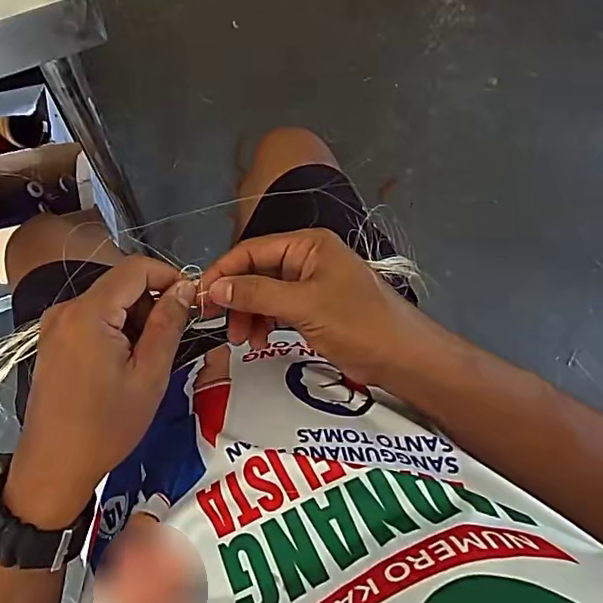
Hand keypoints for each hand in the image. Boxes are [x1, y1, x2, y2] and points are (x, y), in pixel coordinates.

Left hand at [7, 257, 193, 528]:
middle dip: (153, 303)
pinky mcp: (52, 342)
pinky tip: (124, 365)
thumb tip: (184, 288)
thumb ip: (168, 324)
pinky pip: (92, 319)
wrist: (55, 467)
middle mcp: (65, 311)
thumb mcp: (150, 375)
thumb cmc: (105, 427)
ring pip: (108, 302)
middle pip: (121, 284)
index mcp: (88, 314)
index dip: (170, 276)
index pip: (136, 268)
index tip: (192, 301)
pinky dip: (116, 330)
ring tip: (146, 360)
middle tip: (172, 340)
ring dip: (135, 319)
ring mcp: (55, 326)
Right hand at [199, 229, 447, 386]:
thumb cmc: (360, 323)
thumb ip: (257, 293)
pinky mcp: (317, 308)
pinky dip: (267, 324)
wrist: (402, 357)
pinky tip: (260, 341)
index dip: (223, 271)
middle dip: (237, 298)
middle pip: (257, 272)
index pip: (252, 250)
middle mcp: (309, 259)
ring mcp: (313, 285)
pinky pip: (280, 310)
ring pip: (266, 294)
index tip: (200, 296)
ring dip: (250, 315)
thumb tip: (215, 286)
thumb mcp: (304, 306)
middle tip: (222, 325)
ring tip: (244, 340)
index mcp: (309, 245)